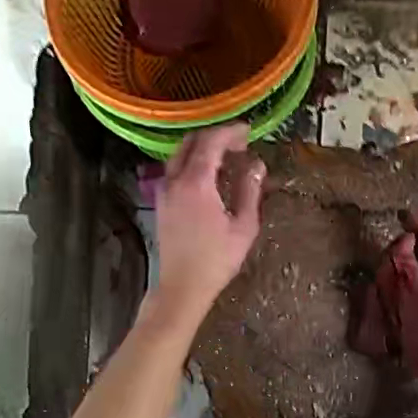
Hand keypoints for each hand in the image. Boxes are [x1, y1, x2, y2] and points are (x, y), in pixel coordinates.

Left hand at [152, 123, 265, 322]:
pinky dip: (192, 162)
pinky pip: (175, 170)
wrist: (183, 286)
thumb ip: (249, 191)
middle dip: (215, 135)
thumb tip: (256, 165)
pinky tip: (209, 175)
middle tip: (238, 142)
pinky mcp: (161, 202)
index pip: (211, 142)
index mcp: (196, 183)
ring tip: (225, 156)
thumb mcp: (243, 227)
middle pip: (191, 142)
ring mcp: (164, 191)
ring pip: (180, 154)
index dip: (230, 132)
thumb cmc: (216, 260)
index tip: (247, 131)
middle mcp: (175, 181)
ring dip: (202, 148)